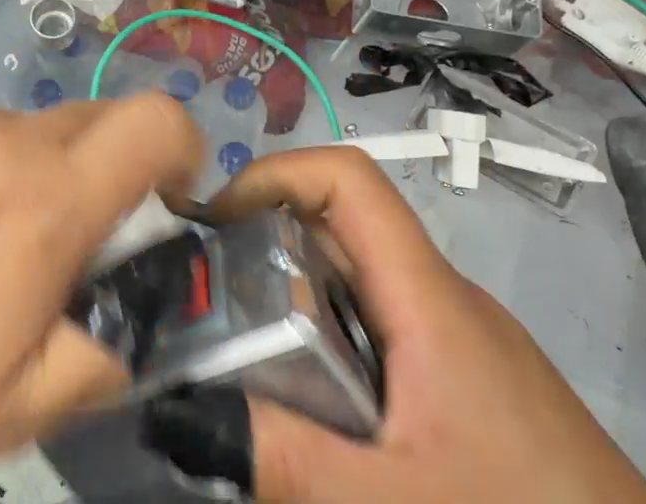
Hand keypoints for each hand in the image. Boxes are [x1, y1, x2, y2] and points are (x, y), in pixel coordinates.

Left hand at [0, 95, 201, 471]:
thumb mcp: (16, 406)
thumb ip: (103, 360)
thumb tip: (128, 330)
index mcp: (45, 200)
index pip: (155, 122)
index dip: (186, 151)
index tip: (170, 204)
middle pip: (97, 121)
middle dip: (114, 175)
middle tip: (78, 251)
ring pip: (31, 130)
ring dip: (43, 177)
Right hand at [186, 147, 645, 503]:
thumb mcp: (387, 502)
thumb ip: (280, 456)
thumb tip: (174, 411)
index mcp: (431, 301)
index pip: (348, 180)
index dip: (271, 175)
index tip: (208, 226)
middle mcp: (444, 304)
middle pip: (338, 234)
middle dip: (258, 251)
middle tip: (196, 306)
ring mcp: (463, 348)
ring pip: (355, 292)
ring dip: (288, 308)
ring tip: (234, 365)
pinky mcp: (472, 390)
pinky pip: (380, 340)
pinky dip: (324, 353)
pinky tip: (310, 419)